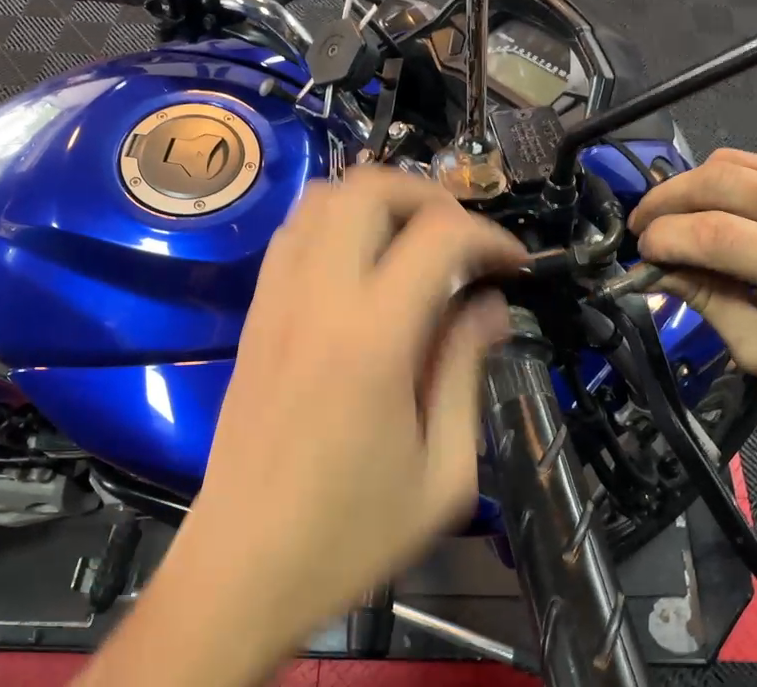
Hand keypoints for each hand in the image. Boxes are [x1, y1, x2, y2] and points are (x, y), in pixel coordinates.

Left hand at [137, 167, 525, 679]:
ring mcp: (276, 299)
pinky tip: (365, 267)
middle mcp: (318, 298)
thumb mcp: (443, 473)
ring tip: (418, 244)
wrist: (241, 569)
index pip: (440, 235)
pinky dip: (337, 222)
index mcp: (373, 338)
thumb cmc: (350, 534)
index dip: (491, 236)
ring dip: (380, 202)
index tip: (515, 267)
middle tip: (466, 243)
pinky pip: (293, 232)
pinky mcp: (253, 314)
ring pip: (324, 197)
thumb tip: (488, 306)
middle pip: (370, 188)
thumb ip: (466, 371)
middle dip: (432, 196)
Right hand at [628, 150, 756, 415]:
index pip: (719, 234)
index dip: (666, 238)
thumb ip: (708, 302)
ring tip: (669, 219)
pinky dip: (720, 181)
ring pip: (733, 162)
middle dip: (666, 200)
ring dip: (689, 187)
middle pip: (721, 181)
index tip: (642, 255)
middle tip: (641, 227)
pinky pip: (754, 161)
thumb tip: (656, 267)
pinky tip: (713, 209)